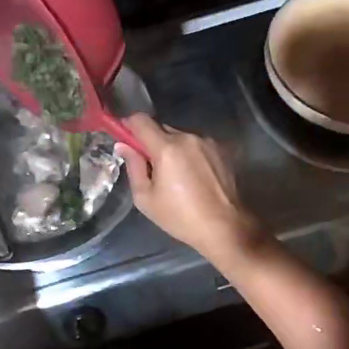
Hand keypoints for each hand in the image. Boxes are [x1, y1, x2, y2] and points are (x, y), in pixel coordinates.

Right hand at [116, 113, 266, 264]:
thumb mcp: (145, 198)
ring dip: (170, 148)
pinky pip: (195, 144)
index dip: (128, 124)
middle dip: (150, 141)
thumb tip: (123, 145)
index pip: (141, 120)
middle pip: (161, 128)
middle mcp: (188, 138)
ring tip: (173, 174)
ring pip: (179, 136)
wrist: (224, 227)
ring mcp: (207, 142)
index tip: (123, 136)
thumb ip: (133, 166)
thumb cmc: (180, 217)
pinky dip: (187, 153)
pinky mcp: (221, 149)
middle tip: (148, 165)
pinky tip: (191, 175)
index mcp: (167, 148)